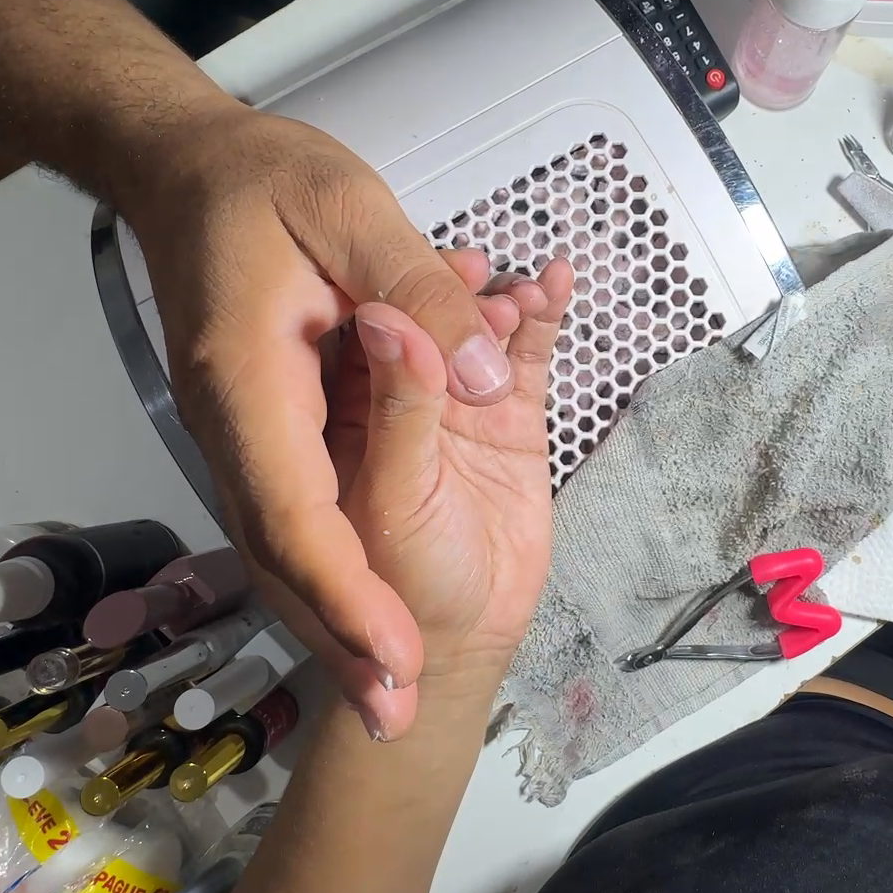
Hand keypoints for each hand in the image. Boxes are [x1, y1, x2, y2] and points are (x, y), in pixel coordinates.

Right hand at [114, 103, 518, 715]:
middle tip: (399, 708)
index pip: (295, 514)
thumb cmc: (265, 181)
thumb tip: (479, 376)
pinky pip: (332, 479)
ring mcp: (261, 427)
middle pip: (296, 549)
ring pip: (313, 527)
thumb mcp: (351, 214)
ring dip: (359, 593)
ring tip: (401, 668)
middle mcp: (245, 427)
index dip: (344, 594)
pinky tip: (405, 545)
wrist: (193, 167)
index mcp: (250, 386)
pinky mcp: (286, 415)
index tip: (396, 660)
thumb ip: (419, 296)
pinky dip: (368, 525)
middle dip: (349, 630)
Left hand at [326, 255, 573, 737]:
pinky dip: (540, 323)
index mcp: (338, 410)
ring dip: (497, 302)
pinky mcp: (509, 417)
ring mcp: (455, 402)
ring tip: (523, 289)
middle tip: (472, 265)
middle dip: (448, 288)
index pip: (357, 331)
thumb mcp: (394, 499)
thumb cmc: (411, 587)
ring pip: (472, 331)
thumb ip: (399, 413)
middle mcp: (394, 396)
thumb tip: (395, 322)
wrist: (469, 639)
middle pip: (421, 317)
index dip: (381, 287)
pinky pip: (524, 359)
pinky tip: (554, 286)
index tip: (409, 254)